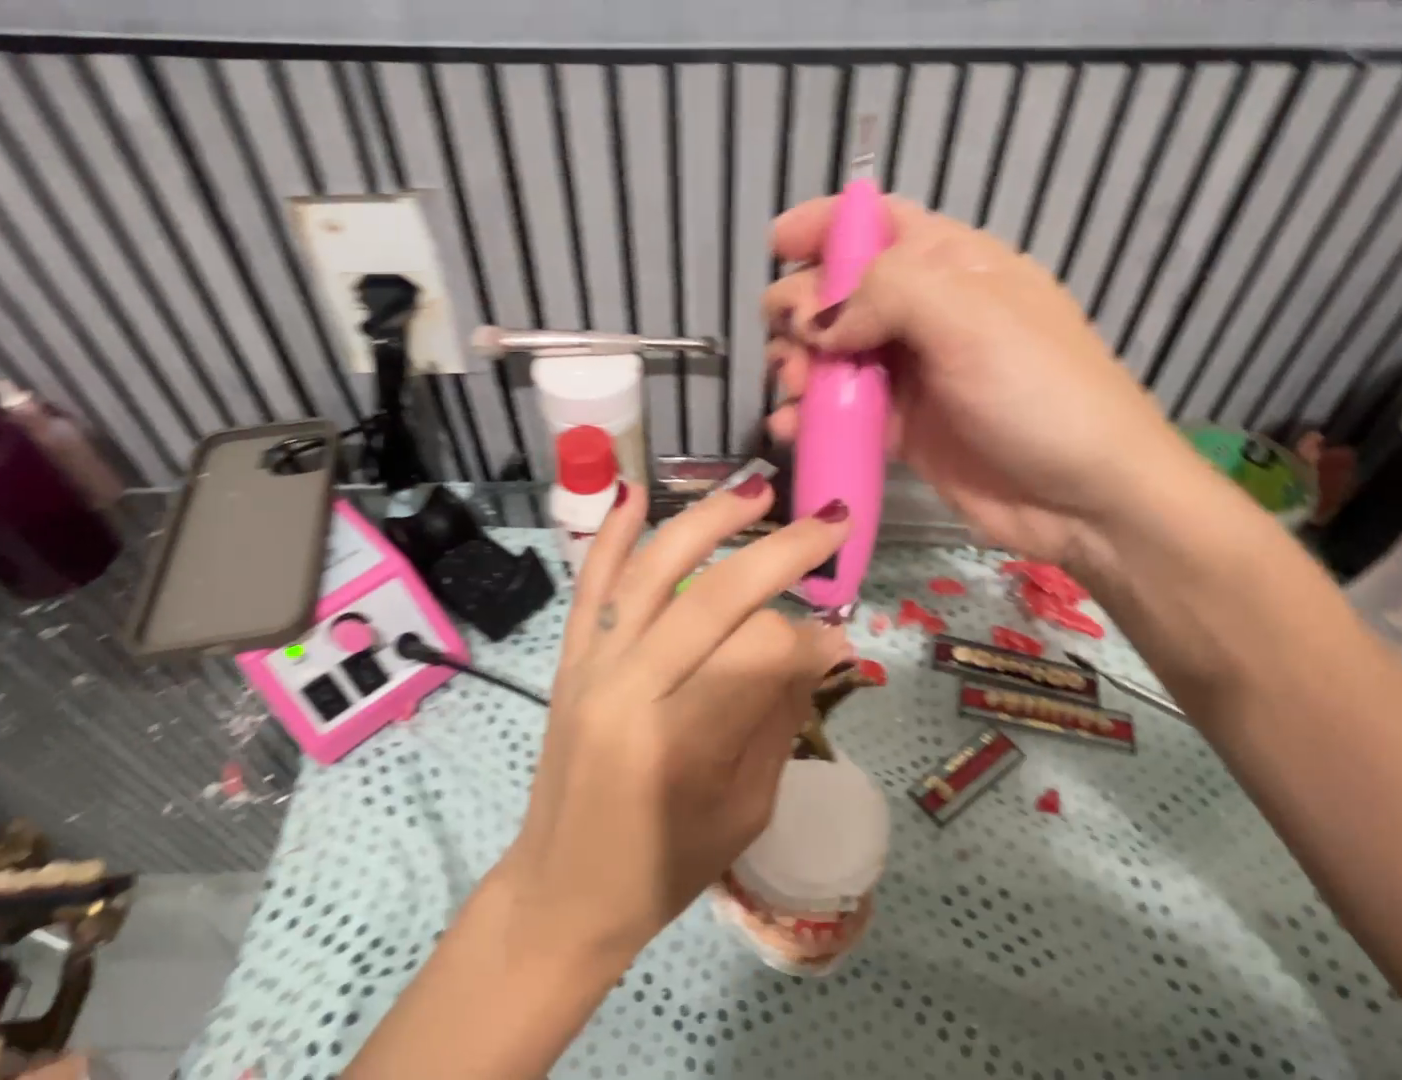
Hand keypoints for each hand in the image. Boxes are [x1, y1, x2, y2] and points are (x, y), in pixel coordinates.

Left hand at [492, 481, 852, 960]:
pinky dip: (610, 535)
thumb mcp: (746, 807)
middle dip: (782, 554)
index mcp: (679, 743)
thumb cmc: (666, 866)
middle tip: (832, 525)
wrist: (563, 891)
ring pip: (652, 572)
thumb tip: (825, 643)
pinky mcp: (570, 661)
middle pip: (714, 597)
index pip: (759, 652)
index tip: (838, 638)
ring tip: (758, 491)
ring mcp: (591, 668)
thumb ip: (780, 716)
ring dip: (707, 522)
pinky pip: (590, 586)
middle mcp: (628, 690)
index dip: (808, 638)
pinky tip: (635, 493)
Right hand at [761, 197, 1197, 563]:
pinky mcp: (903, 430)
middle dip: (801, 310)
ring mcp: (913, 375)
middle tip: (794, 349)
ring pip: (832, 355)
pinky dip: (811, 418)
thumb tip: (816, 319)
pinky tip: (791, 430)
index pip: (877, 223)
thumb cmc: (1039, 391)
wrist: (1086, 497)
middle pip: (839, 292)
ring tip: (793, 392)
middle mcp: (926, 313)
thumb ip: (884, 294)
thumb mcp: (968, 317)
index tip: (776, 248)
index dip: (825, 225)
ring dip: (799, 366)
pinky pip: (842, 414)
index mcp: (951, 264)